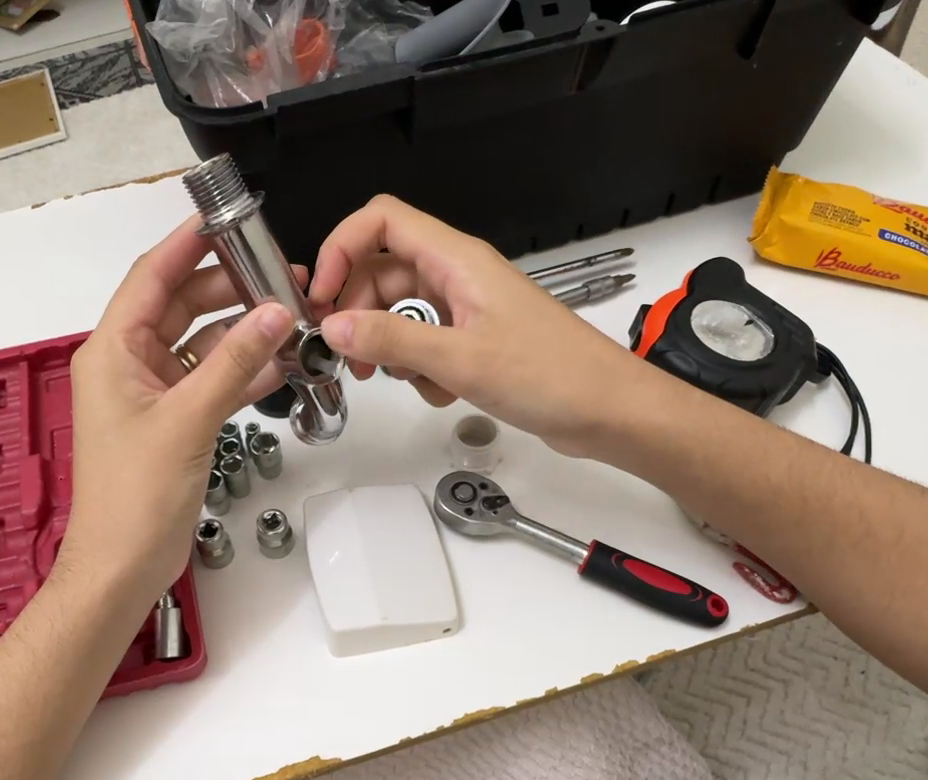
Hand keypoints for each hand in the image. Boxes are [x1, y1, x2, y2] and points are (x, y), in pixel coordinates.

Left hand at [57, 217, 296, 605]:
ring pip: (202, 346)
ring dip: (242, 333)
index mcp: (113, 352)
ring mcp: (153, 395)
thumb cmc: (135, 496)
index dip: (187, 244)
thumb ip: (233, 364)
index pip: (151, 278)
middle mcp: (130, 365)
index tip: (225, 216)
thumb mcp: (186, 420)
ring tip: (290, 316)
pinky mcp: (175, 423)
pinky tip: (279, 364)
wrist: (125, 564)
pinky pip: (211, 383)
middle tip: (280, 276)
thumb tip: (275, 313)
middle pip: (181, 307)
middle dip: (229, 289)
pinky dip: (242, 374)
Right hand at [309, 195, 647, 458]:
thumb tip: (333, 326)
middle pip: (383, 272)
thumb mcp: (459, 358)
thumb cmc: (549, 375)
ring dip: (388, 345)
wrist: (605, 410)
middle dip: (357, 312)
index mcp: (457, 260)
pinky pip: (425, 343)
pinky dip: (419, 368)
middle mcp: (458, 277)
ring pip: (401, 312)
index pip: (382, 221)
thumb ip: (392, 339)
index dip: (342, 249)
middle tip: (349, 356)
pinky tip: (441, 392)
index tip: (321, 297)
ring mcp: (466, 310)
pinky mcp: (474, 342)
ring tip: (393, 378)